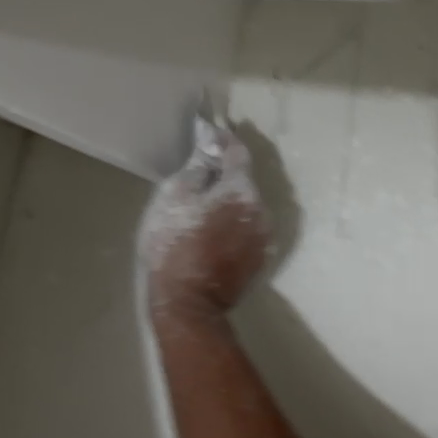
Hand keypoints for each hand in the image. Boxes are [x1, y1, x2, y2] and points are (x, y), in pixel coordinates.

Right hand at [138, 116, 272, 322]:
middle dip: (224, 172)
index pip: (237, 151)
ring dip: (229, 199)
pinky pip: (247, 228)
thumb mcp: (173, 196)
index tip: (206, 134)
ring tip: (203, 205)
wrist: (187, 303)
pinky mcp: (259, 259)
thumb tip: (208, 146)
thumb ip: (196, 166)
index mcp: (242, 190)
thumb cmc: (174, 244)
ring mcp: (264, 237)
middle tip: (198, 172)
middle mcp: (262, 210)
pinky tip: (212, 230)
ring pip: (246, 205)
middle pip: (243, 180)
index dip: (221, 139)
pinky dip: (233, 222)